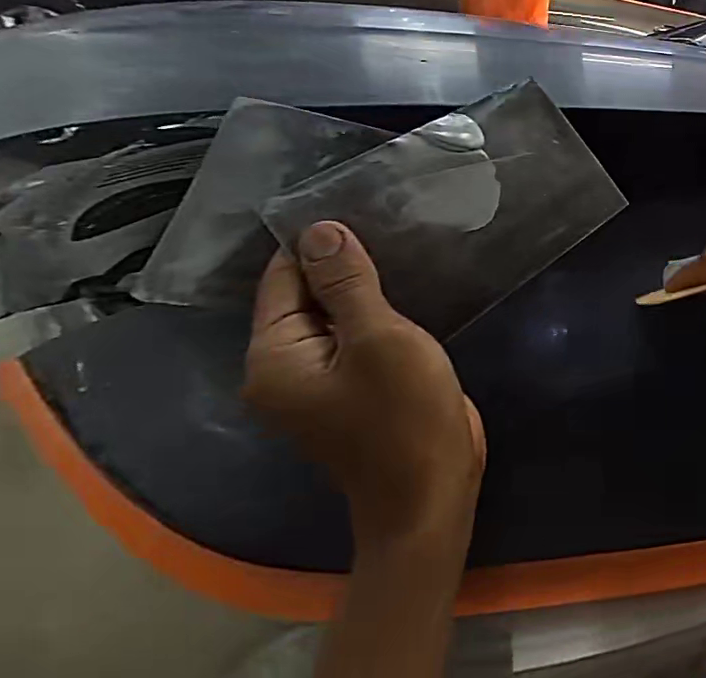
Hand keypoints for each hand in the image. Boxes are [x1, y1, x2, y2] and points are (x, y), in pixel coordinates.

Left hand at [245, 221, 484, 543]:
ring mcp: (315, 380)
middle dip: (339, 263)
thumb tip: (319, 229)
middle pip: (304, 293)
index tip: (358, 209)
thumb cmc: (404, 417)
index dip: (319, 243)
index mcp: (273, 356)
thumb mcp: (378, 338)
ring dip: (358, 286)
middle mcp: (282, 367)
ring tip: (394, 246)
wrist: (432, 497)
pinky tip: (401, 288)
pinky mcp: (346, 386)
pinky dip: (369, 311)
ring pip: (331, 312)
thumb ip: (345, 281)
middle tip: (383, 222)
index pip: (283, 276)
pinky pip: (349, 334)